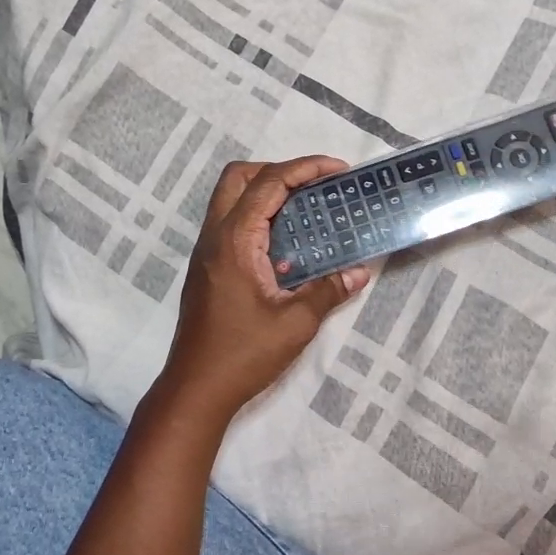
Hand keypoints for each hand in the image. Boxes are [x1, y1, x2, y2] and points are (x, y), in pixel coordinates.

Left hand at [153, 157, 372, 424]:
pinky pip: (230, 221)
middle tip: (315, 184)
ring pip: (230, 197)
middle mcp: (215, 236)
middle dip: (278, 169)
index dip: (305, 168)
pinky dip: (257, 214)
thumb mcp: (295, 324)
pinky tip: (285, 240)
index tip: (338, 169)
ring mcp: (206, 251)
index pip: (268, 184)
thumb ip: (328, 291)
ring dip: (265, 191)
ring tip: (305, 206)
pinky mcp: (208, 267)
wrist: (196, 386)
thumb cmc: (244, 354)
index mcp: (234, 240)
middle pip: (238, 177)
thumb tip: (359, 272)